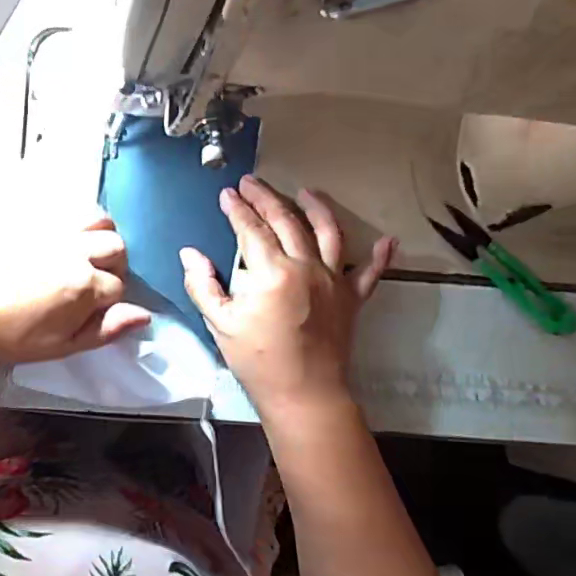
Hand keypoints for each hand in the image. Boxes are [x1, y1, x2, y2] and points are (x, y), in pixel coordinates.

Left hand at [0, 212, 152, 371]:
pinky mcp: (31, 224)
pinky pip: (66, 212)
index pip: (120, 287)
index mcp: (84, 286)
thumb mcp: (61, 345)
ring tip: (81, 258)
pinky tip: (60, 243)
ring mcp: (52, 234)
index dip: (110, 302)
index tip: (93, 310)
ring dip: (99, 239)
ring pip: (98, 223)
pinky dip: (74, 224)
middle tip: (91, 283)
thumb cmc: (11, 338)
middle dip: (113, 266)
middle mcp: (74, 253)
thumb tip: (143, 315)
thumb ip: (104, 329)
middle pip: (116, 249)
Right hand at [180, 174, 395, 415]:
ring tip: (306, 191)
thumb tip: (190, 254)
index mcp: (271, 273)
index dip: (237, 209)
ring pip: (328, 233)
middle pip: (286, 222)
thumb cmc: (256, 360)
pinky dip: (379, 255)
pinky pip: (369, 272)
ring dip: (316, 208)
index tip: (227, 193)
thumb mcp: (219, 323)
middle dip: (266, 198)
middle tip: (252, 182)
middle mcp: (306, 267)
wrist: (303, 392)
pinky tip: (384, 240)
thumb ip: (202, 285)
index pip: (251, 230)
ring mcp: (334, 281)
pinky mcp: (353, 299)